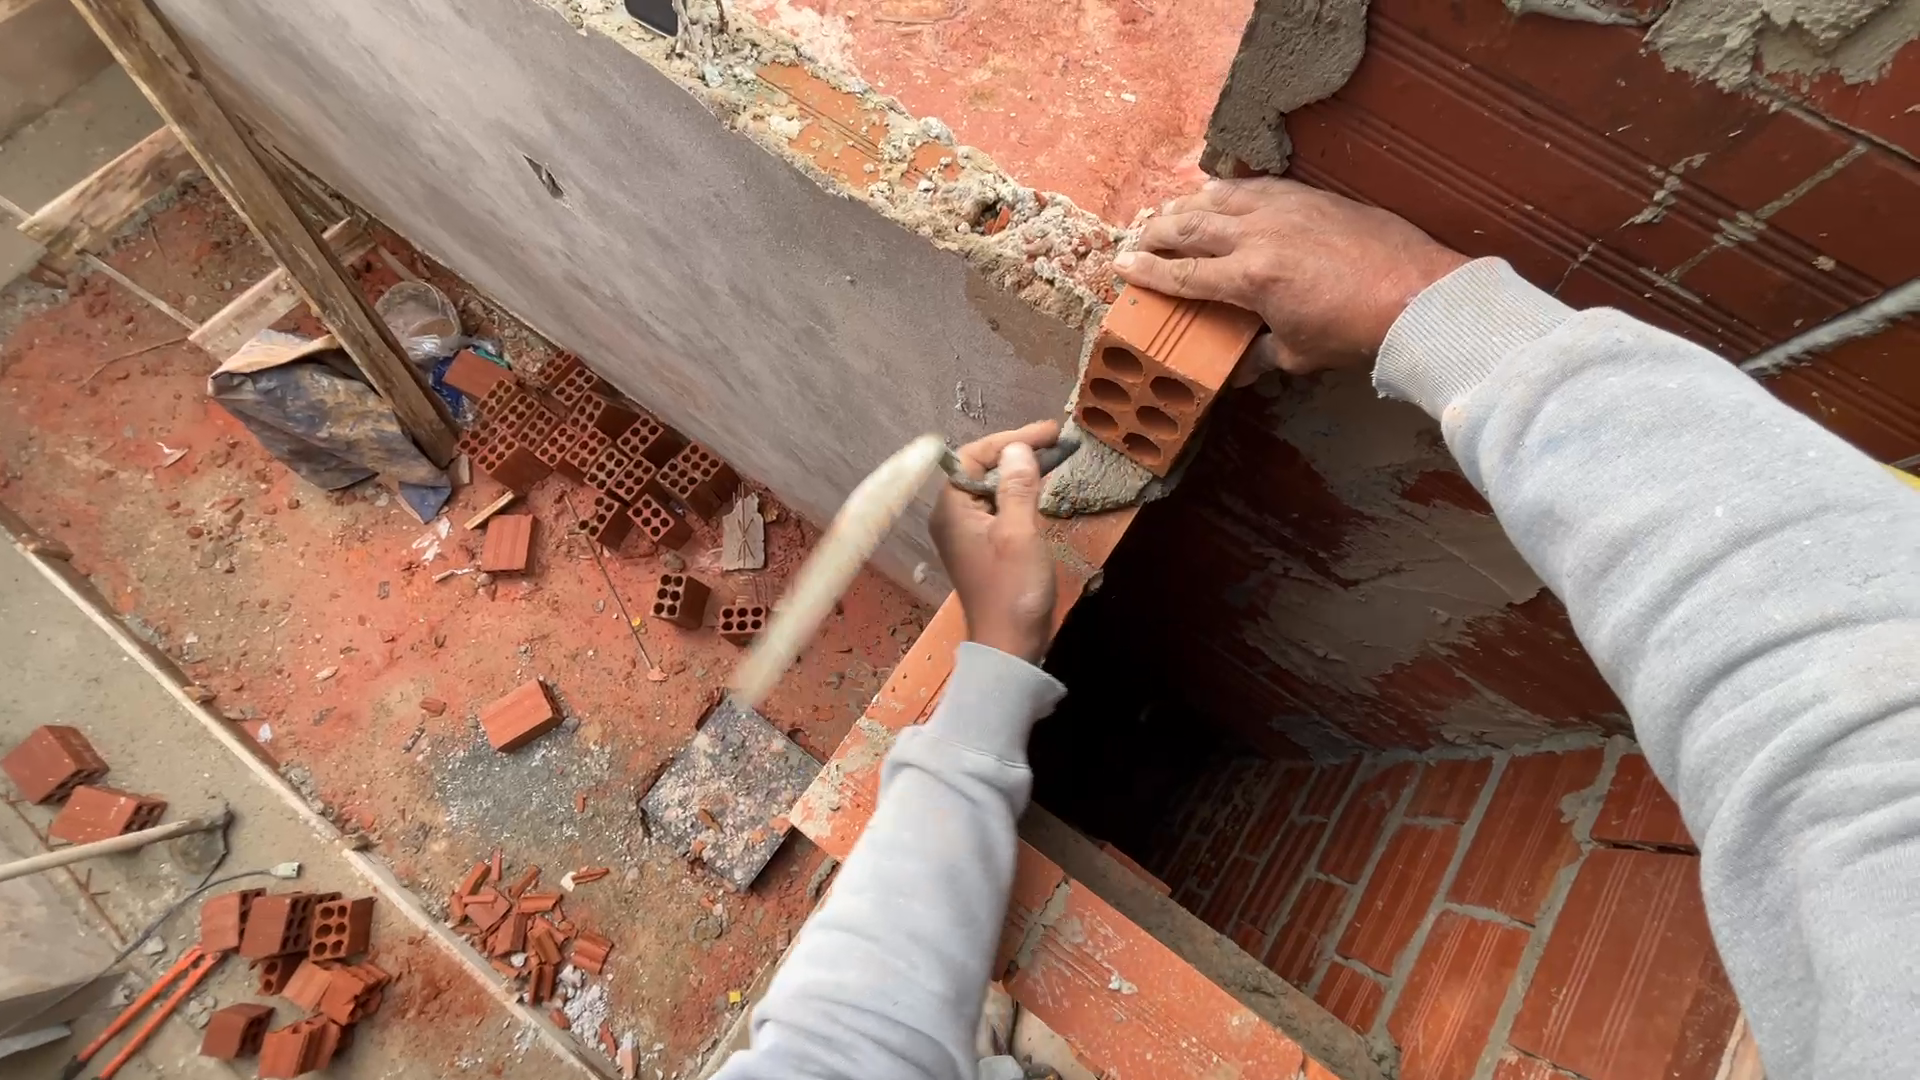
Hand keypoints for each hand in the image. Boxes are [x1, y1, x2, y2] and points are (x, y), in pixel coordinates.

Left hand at [929, 421, 1058, 663]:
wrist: (1010, 645)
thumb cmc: (1013, 588)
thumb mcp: (1019, 532)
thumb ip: (1017, 486)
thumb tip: (1018, 447)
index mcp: (951, 509)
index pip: (973, 456)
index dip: (1010, 439)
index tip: (1048, 432)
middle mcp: (952, 517)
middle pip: (981, 469)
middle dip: (1017, 451)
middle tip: (1056, 440)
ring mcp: (966, 534)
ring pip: (992, 489)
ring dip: (1021, 471)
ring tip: (1054, 456)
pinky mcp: (982, 547)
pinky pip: (998, 508)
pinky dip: (1019, 494)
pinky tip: (1041, 487)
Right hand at [1112, 176, 1468, 377]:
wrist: (1415, 295)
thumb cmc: (1352, 332)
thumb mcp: (1296, 354)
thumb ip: (1258, 355)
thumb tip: (1236, 368)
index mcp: (1250, 279)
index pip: (1184, 274)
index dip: (1147, 272)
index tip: (1120, 266)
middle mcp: (1259, 236)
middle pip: (1191, 227)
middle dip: (1156, 232)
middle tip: (1136, 236)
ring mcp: (1284, 210)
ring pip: (1219, 198)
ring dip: (1186, 204)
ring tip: (1165, 208)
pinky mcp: (1309, 196)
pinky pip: (1256, 184)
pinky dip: (1228, 187)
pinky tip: (1217, 190)